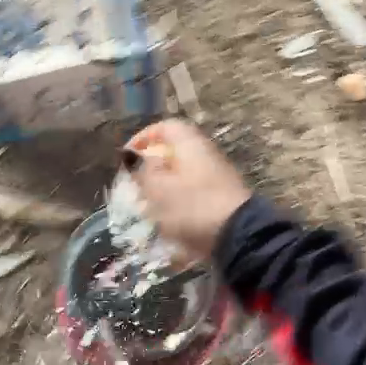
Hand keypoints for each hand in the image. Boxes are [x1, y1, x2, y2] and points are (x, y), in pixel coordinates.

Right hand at [123, 119, 252, 265]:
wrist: (237, 237)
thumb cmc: (192, 207)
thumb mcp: (158, 188)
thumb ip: (143, 170)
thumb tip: (132, 155)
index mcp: (191, 145)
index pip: (166, 127)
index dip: (143, 137)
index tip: (128, 157)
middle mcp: (207, 157)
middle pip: (175, 155)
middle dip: (152, 170)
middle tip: (135, 186)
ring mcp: (217, 180)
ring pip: (183, 179)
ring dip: (163, 192)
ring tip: (148, 210)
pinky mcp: (222, 203)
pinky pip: (194, 199)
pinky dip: (178, 208)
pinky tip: (168, 225)